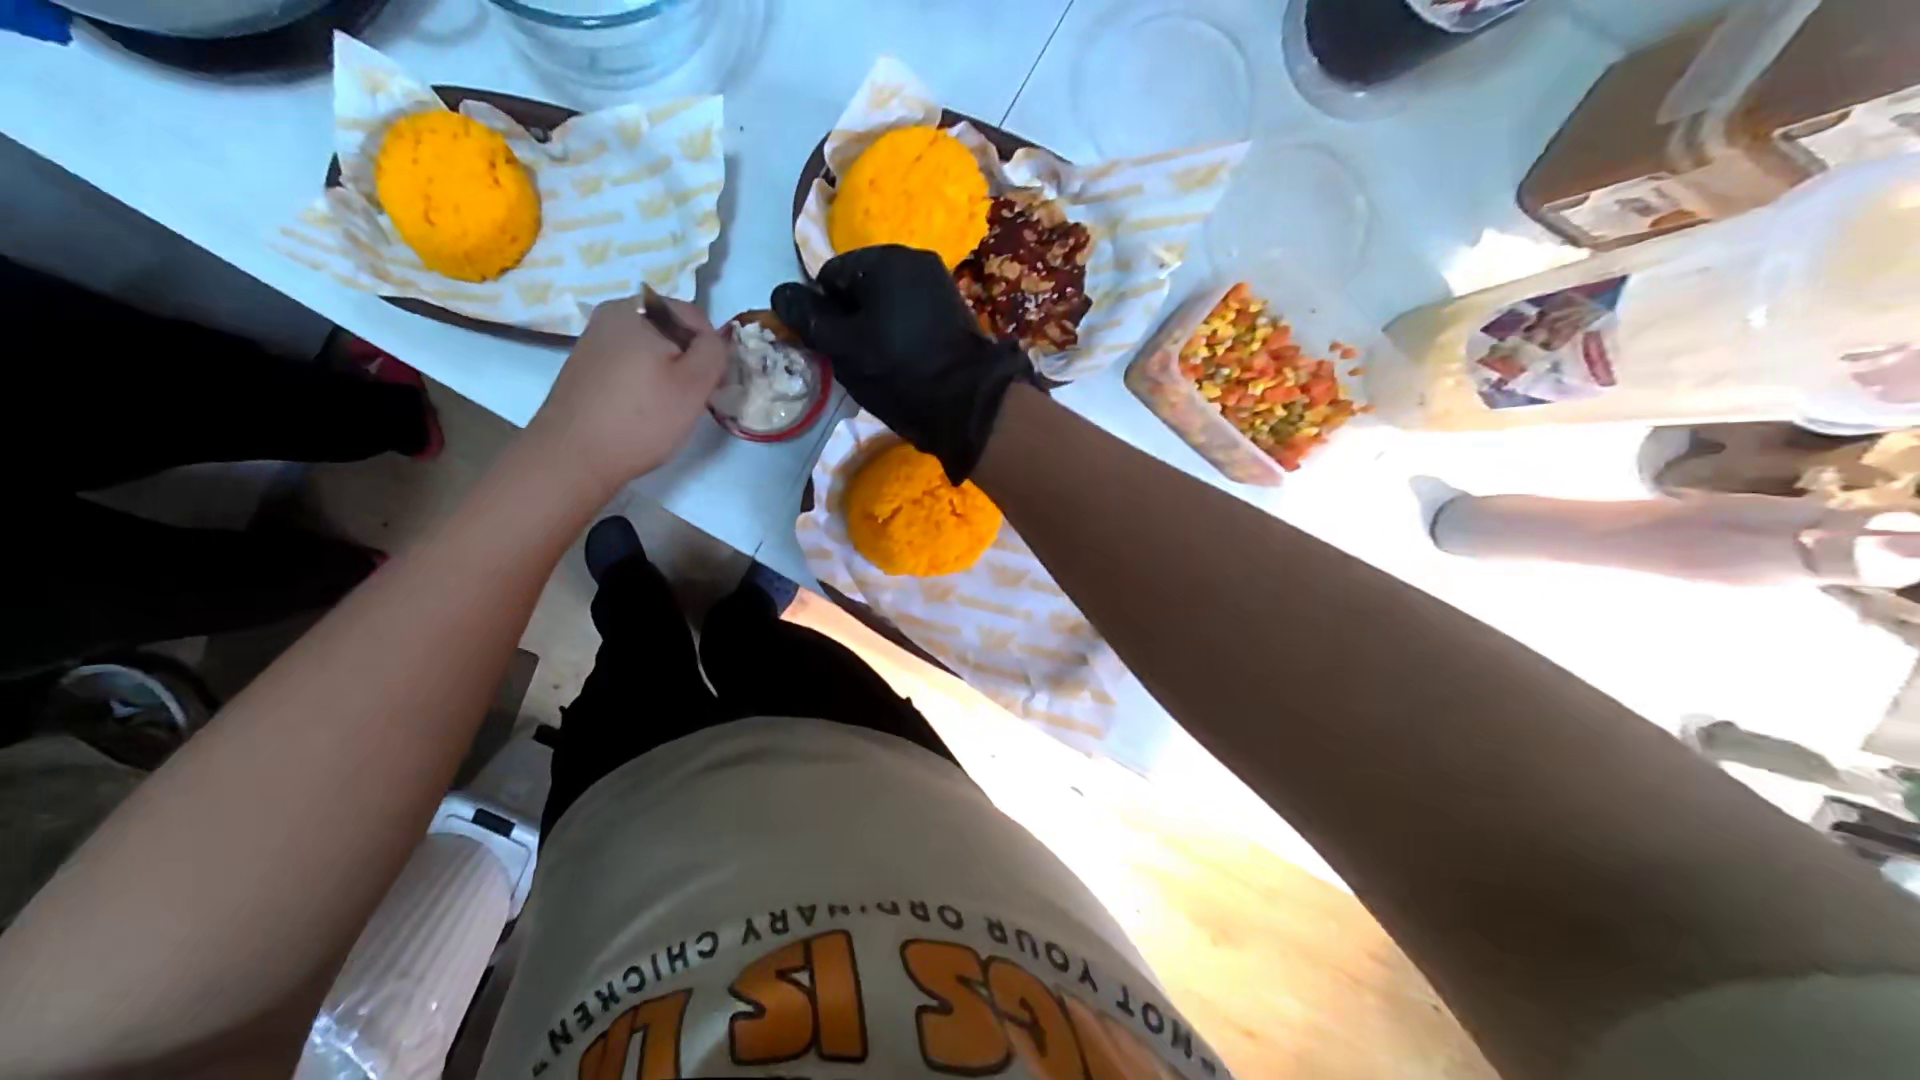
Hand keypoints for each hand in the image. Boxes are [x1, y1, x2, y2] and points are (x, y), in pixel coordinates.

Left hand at [526, 293, 726, 494]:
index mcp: (639, 310)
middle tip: (693, 398)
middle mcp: (612, 314)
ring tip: (668, 406)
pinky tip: (642, 408)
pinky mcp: (586, 365)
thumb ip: (715, 351)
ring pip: (651, 348)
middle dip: (689, 360)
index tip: (712, 385)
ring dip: (668, 372)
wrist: (572, 456)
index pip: (696, 318)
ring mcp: (594, 339)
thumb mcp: (694, 384)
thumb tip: (714, 341)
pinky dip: (644, 380)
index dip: (713, 351)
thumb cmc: (641, 418)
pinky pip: (629, 362)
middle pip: (672, 330)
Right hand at [773, 245, 1035, 481]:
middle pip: (861, 288)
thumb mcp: (841, 345)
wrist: (966, 404)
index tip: (830, 345)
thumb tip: (781, 293)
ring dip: (875, 330)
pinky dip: (900, 336)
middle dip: (851, 320)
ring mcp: (940, 286)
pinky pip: (911, 317)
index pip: (830, 275)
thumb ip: (807, 317)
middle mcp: (915, 261)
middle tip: (854, 358)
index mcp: (885, 259)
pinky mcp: (954, 313)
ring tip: (878, 365)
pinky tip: (901, 363)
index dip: (823, 311)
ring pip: (886, 305)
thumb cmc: (897, 369)